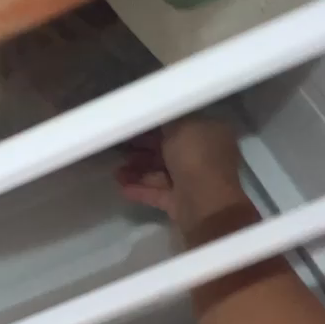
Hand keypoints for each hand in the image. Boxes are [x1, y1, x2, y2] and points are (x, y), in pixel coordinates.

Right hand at [116, 118, 253, 244]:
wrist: (205, 205)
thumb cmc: (196, 158)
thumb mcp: (181, 126)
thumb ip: (166, 120)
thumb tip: (157, 118)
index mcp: (208, 133)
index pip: (179, 125)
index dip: (155, 125)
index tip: (133, 127)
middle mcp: (202, 155)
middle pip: (167, 150)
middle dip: (142, 150)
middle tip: (118, 150)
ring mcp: (191, 180)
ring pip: (160, 172)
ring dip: (138, 171)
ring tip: (116, 173)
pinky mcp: (179, 201)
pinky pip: (156, 192)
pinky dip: (140, 189)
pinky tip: (121, 188)